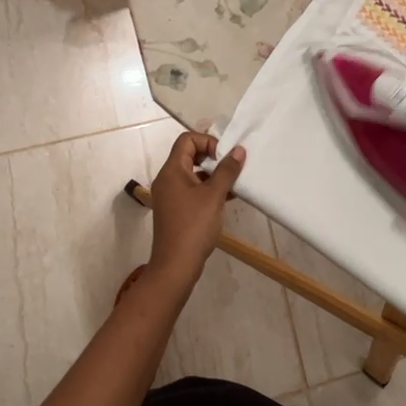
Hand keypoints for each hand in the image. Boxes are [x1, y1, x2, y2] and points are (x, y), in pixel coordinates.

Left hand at [148, 132, 245, 283]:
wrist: (176, 266)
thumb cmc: (194, 226)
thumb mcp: (214, 196)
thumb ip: (227, 171)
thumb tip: (238, 150)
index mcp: (172, 170)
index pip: (186, 140)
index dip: (207, 141)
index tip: (224, 156)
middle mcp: (167, 179)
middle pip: (188, 155)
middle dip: (212, 157)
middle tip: (230, 167)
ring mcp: (169, 195)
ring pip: (191, 174)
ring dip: (212, 175)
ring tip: (233, 184)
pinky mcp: (175, 210)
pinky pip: (191, 190)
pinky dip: (207, 189)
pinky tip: (226, 198)